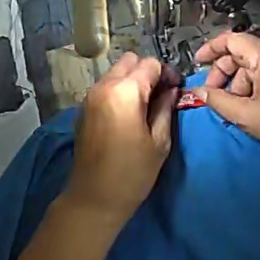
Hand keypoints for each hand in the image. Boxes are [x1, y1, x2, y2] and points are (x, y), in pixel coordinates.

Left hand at [65, 53, 178, 220]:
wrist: (94, 197)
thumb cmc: (132, 172)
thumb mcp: (159, 141)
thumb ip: (166, 108)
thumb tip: (171, 90)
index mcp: (125, 92)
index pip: (150, 64)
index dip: (167, 74)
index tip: (176, 91)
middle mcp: (104, 86)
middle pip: (130, 61)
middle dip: (148, 72)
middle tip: (161, 95)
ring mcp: (90, 96)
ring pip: (116, 72)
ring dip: (132, 80)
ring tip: (146, 105)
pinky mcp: (84, 108)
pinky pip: (105, 86)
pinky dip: (119, 90)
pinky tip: (129, 113)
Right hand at [194, 27, 259, 167]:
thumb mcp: (247, 116)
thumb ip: (218, 100)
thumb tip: (198, 91)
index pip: (231, 39)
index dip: (210, 49)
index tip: (197, 63)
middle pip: (242, 51)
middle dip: (224, 71)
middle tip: (212, 94)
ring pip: (255, 62)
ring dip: (239, 81)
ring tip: (233, 106)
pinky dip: (255, 82)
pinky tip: (249, 103)